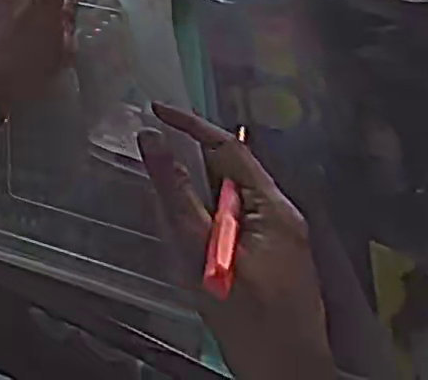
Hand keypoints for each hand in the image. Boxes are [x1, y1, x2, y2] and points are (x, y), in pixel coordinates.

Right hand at [139, 104, 333, 379]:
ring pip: (228, 191)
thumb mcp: (202, 249)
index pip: (227, 147)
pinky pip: (230, 213)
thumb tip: (150, 137)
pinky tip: (183, 216)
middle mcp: (279, 214)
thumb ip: (176, 191)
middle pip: (228, 167)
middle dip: (188, 150)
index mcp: (271, 208)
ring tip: (158, 175)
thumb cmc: (248, 317)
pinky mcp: (269, 253)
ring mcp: (277, 235)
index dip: (190, 123)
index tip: (154, 109)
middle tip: (148, 142)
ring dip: (194, 180)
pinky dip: (203, 205)